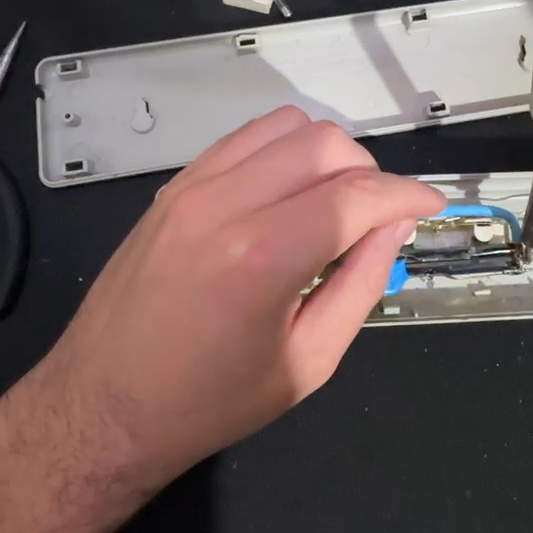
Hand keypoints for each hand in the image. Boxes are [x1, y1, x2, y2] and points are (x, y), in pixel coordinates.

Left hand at [23, 107, 443, 492]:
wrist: (101, 406)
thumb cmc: (210, 402)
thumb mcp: (308, 361)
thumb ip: (362, 285)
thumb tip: (395, 227)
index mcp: (262, 257)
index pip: (356, 195)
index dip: (406, 195)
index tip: (430, 205)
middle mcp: (225, 204)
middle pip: (325, 144)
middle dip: (370, 172)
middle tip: (378, 217)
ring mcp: (193, 186)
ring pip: (288, 126)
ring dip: (327, 155)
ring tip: (334, 201)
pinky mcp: (175, 185)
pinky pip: (246, 137)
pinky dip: (284, 151)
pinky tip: (289, 191)